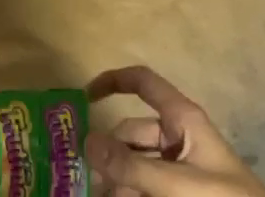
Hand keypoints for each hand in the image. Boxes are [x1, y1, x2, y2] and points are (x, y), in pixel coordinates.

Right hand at [85, 66, 264, 196]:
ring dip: (115, 181)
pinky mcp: (178, 192)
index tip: (82, 98)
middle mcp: (177, 136)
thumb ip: (131, 166)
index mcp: (182, 118)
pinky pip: (144, 186)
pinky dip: (127, 193)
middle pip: (130, 133)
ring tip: (95, 195)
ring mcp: (178, 167)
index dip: (113, 80)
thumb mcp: (176, 183)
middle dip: (108, 153)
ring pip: (134, 165)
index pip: (143, 83)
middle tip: (83, 178)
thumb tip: (86, 139)